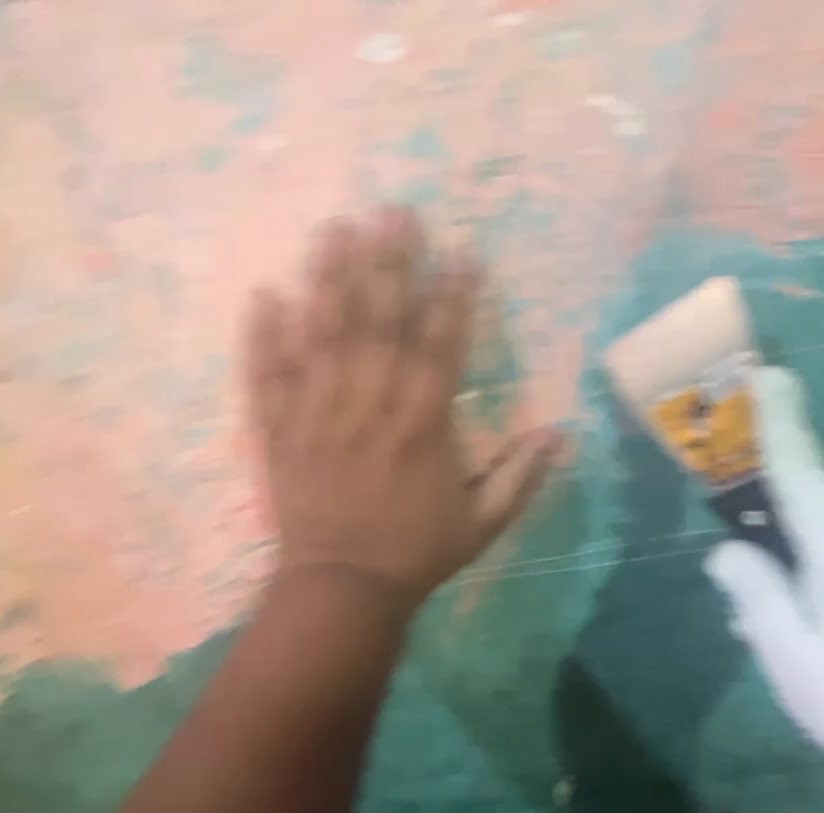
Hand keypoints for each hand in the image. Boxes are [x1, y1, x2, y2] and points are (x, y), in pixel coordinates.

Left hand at [250, 207, 561, 608]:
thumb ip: (520, 477)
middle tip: (392, 212)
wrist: (342, 590)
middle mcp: (370, 409)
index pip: (440, 348)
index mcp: (423, 427)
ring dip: (328, 282)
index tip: (460, 253)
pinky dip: (263, 338)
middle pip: (379, 325)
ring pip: (323, 338)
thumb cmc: (417, 554)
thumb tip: (560, 433)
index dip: (452, 298)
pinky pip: (268, 378)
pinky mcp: (280, 433)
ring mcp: (318, 417)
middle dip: (388, 265)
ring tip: (333, 230)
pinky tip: (264, 294)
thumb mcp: (484, 524)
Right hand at [704, 368, 823, 812]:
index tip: (768, 375)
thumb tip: (731, 552)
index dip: (779, 423)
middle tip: (754, 602)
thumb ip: (754, 594)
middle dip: (783, 540)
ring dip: (814, 578)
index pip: (801, 470)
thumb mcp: (787, 654)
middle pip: (821, 518)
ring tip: (796, 643)